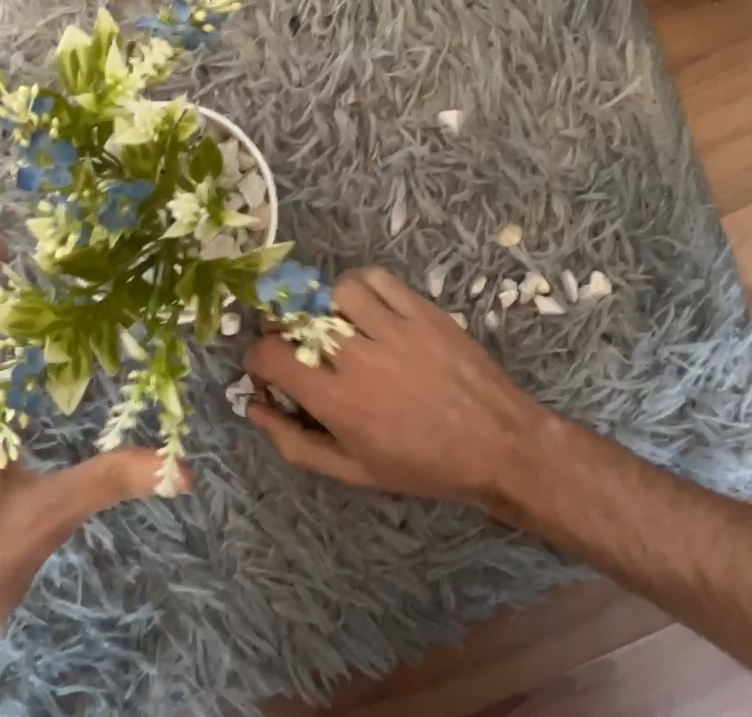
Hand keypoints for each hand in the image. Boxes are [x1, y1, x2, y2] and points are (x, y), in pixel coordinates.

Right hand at [244, 267, 554, 515]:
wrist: (497, 445)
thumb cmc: (422, 465)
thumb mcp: (352, 471)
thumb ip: (295, 443)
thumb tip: (254, 410)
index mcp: (337, 400)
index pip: (271, 355)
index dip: (258, 358)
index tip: (271, 369)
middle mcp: (359, 357)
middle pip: (298, 319)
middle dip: (288, 331)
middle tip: (303, 348)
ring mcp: (394, 329)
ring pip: (337, 291)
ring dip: (327, 305)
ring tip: (339, 324)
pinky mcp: (423, 311)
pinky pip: (378, 280)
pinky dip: (362, 286)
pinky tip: (367, 306)